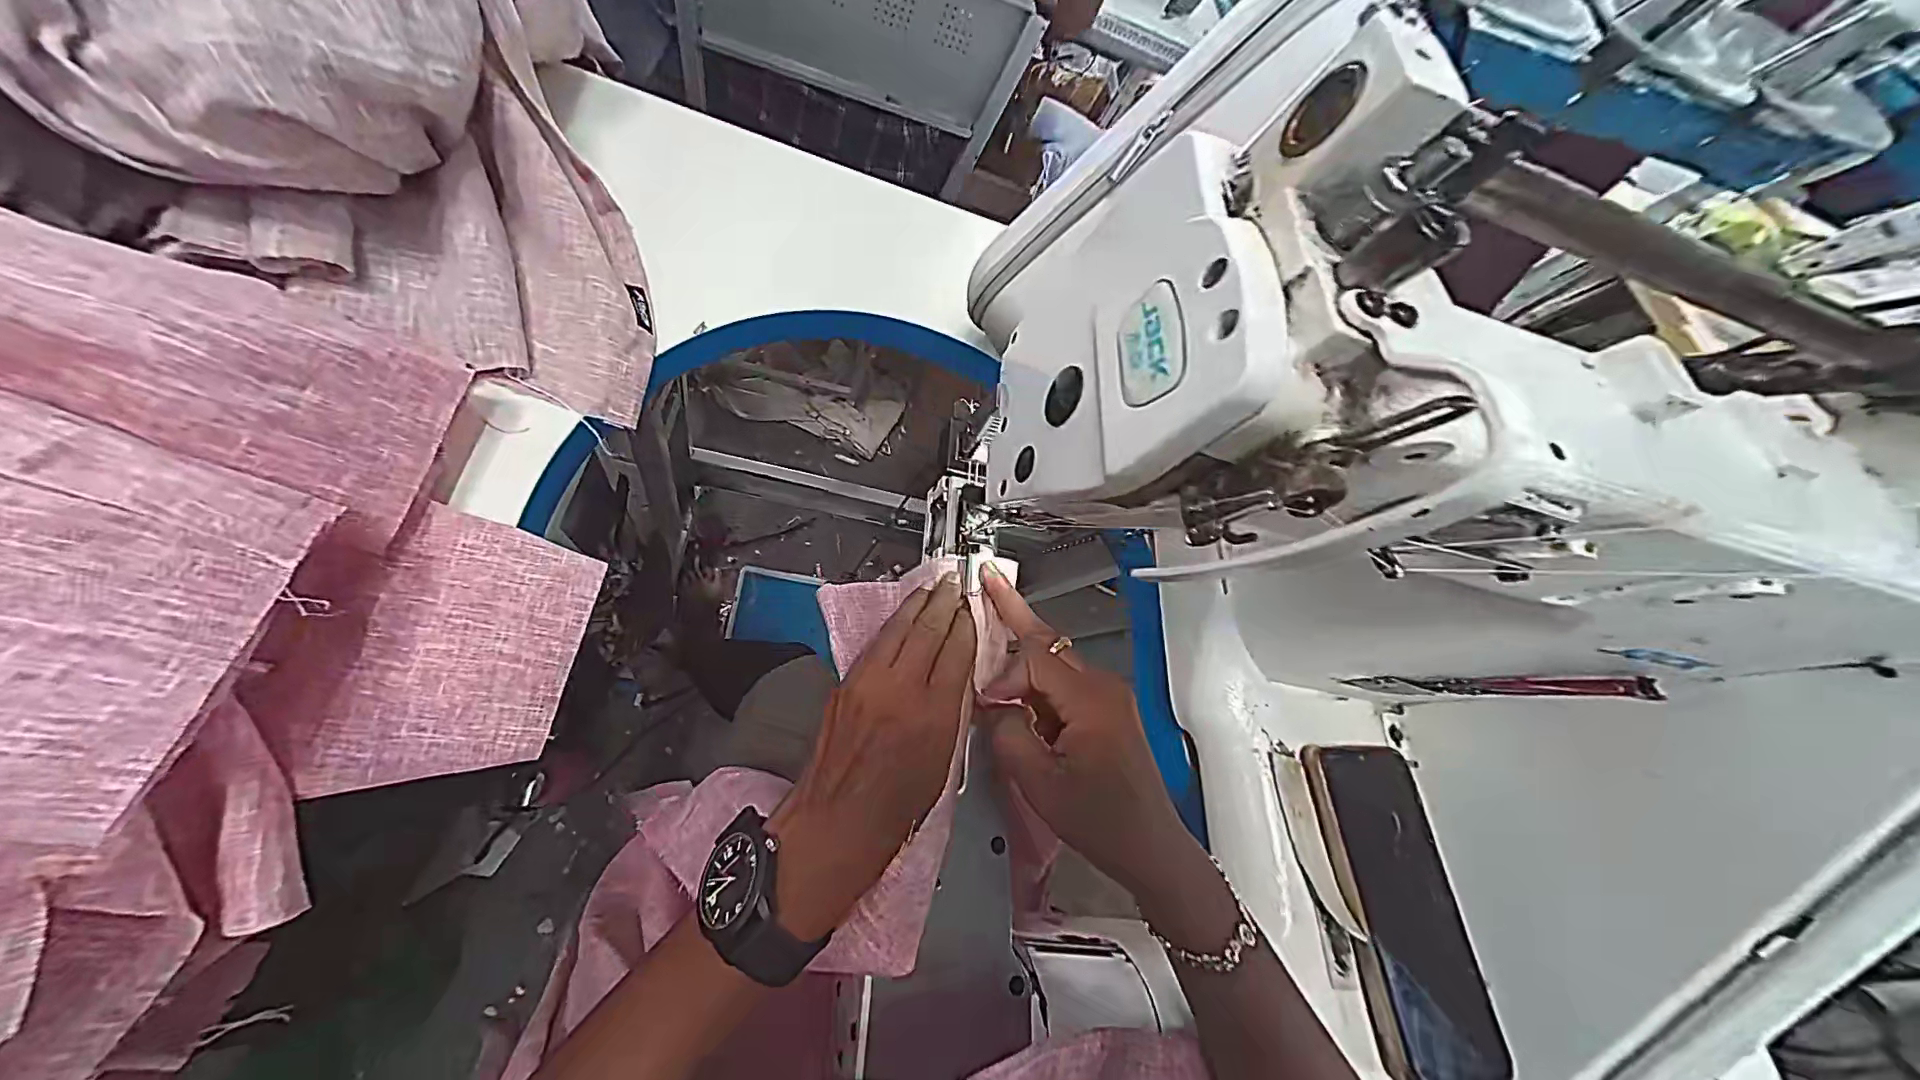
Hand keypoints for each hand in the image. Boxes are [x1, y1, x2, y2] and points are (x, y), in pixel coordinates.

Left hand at [769, 573, 975, 939]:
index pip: (957, 651)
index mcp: (933, 712)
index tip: (973, 609)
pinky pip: (876, 643)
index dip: (967, 625)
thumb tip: (956, 674)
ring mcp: (868, 682)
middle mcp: (900, 689)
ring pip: (898, 629)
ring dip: (917, 603)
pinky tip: (902, 615)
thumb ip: (951, 710)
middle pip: (927, 630)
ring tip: (932, 586)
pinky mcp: (846, 684)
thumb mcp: (943, 759)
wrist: (837, 819)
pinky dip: (893, 623)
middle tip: (955, 581)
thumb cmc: (897, 804)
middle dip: (944, 602)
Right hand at [978, 566, 1195, 903]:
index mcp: (1091, 698)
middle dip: (1011, 625)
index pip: (1035, 654)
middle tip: (986, 589)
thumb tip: (992, 704)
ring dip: (1021, 667)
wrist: (1149, 847)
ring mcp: (1108, 696)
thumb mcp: (1039, 782)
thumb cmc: (1102, 820)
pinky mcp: (1106, 710)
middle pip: (1047, 645)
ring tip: (993, 670)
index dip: (1000, 668)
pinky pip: (1063, 685)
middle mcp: (1103, 686)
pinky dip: (1035, 689)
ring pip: (1053, 663)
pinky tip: (1018, 706)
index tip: (982, 692)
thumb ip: (1007, 733)